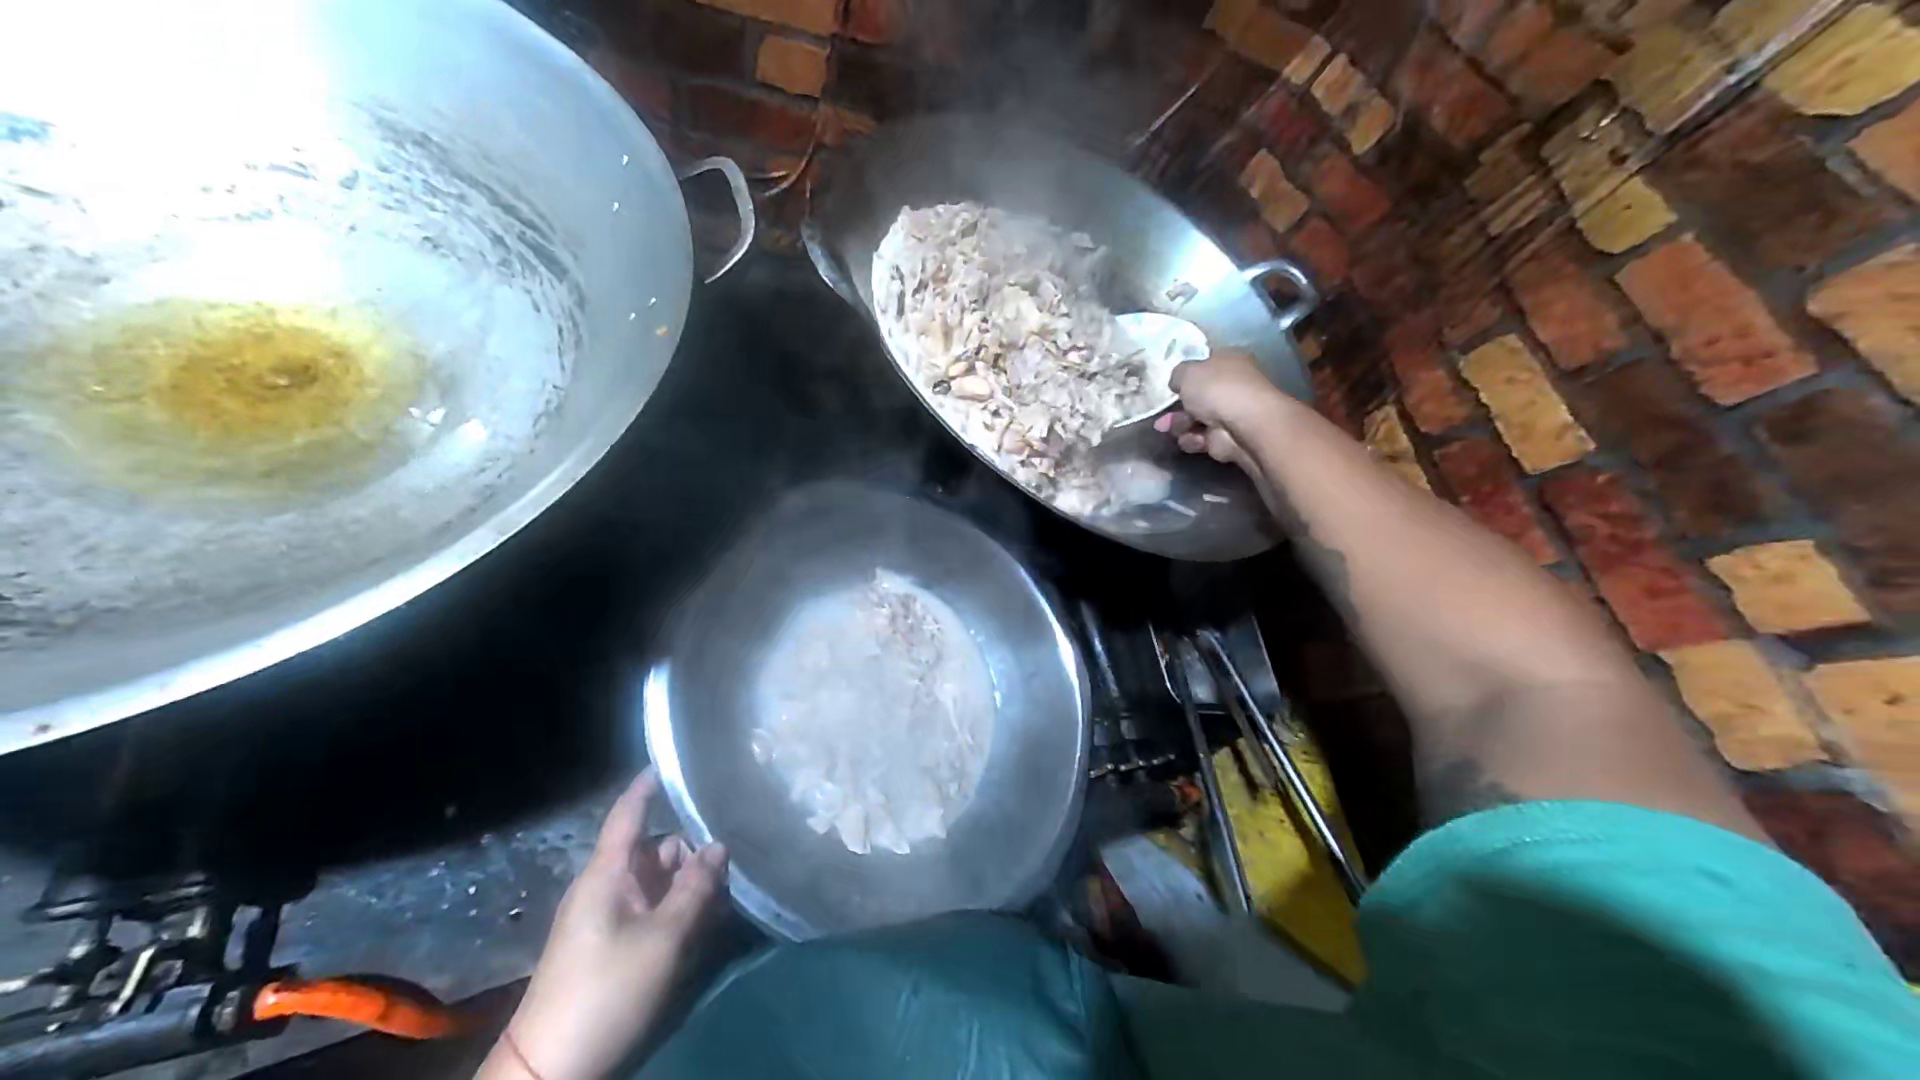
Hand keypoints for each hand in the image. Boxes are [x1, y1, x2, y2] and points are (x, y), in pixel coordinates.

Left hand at [486, 769, 727, 1079]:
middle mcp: (605, 886)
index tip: (675, 760)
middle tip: (730, 868)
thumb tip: (719, 846)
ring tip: (722, 902)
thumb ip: (695, 889)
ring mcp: (605, 916)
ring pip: (657, 882)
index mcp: (608, 873)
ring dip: (688, 887)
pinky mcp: (609, 944)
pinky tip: (700, 927)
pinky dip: (675, 910)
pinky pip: (649, 909)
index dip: (650, 785)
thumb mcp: (664, 938)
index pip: (629, 813)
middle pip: (656, 850)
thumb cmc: (608, 989)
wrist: (551, 1068)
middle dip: (691, 854)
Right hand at [1154, 348, 1280, 468]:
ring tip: (1177, 428)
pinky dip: (1193, 440)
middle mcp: (1231, 386)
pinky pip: (1199, 438)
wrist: (1242, 424)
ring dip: (1180, 425)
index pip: (1205, 365)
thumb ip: (1177, 375)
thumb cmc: (1217, 389)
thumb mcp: (1187, 372)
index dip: (1187, 374)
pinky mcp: (1225, 438)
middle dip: (1176, 408)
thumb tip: (1177, 383)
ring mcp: (1228, 414)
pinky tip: (1196, 439)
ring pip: (1193, 420)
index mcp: (1228, 362)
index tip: (1172, 384)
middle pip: (1196, 397)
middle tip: (1164, 416)